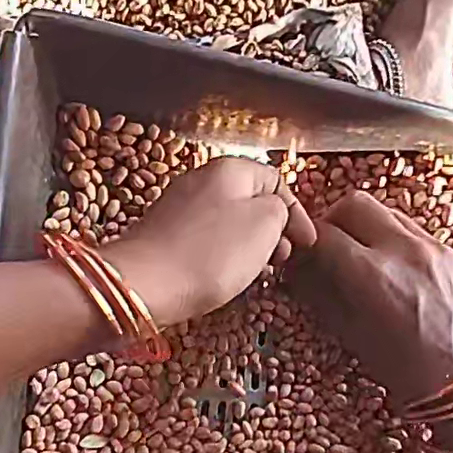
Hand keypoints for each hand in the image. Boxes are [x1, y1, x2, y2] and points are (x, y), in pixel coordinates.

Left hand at [104, 156, 316, 324]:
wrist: (144, 284)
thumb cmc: (211, 253)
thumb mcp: (265, 224)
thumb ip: (280, 210)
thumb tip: (274, 213)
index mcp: (229, 168)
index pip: (276, 180)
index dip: (297, 212)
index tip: (308, 244)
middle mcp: (200, 179)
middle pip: (249, 200)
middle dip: (273, 229)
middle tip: (282, 258)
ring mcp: (178, 208)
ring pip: (227, 222)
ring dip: (248, 245)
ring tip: (256, 271)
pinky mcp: (163, 236)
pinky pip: (204, 240)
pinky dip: (221, 255)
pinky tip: (224, 276)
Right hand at [287, 190, 452, 452]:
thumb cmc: (405, 371)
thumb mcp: (350, 333)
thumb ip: (320, 292)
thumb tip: (296, 266)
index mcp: (375, 276)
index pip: (325, 234)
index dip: (304, 241)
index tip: (297, 252)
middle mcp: (407, 251)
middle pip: (355, 204)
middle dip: (331, 220)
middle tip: (325, 246)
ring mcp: (437, 248)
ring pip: (386, 211)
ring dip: (363, 226)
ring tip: (355, 257)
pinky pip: (413, 230)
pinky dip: (391, 240)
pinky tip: (388, 269)